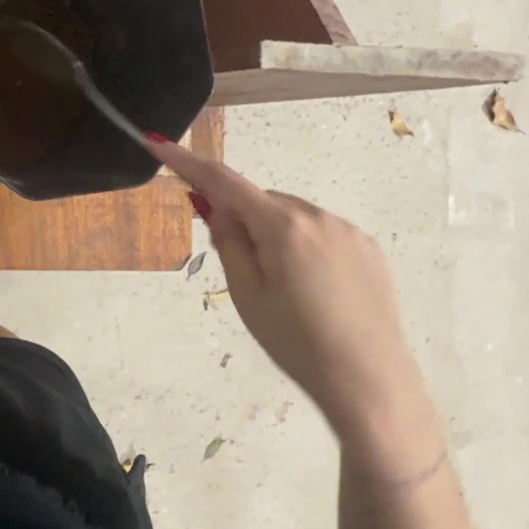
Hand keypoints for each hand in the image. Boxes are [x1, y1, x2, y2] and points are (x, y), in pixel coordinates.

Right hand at [152, 139, 440, 476]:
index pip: (224, 181)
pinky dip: (302, 246)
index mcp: (283, 227)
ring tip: (282, 289)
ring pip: (291, 217)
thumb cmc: (296, 343)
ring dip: (273, 234)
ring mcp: (349, 232)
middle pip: (261, 201)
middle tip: (238, 267)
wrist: (371, 384)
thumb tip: (215, 206)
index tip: (158, 144)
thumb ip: (228, 242)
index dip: (187, 162)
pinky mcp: (369, 250)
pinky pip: (320, 233)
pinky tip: (310, 290)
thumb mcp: (247, 295)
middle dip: (241, 217)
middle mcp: (318, 217)